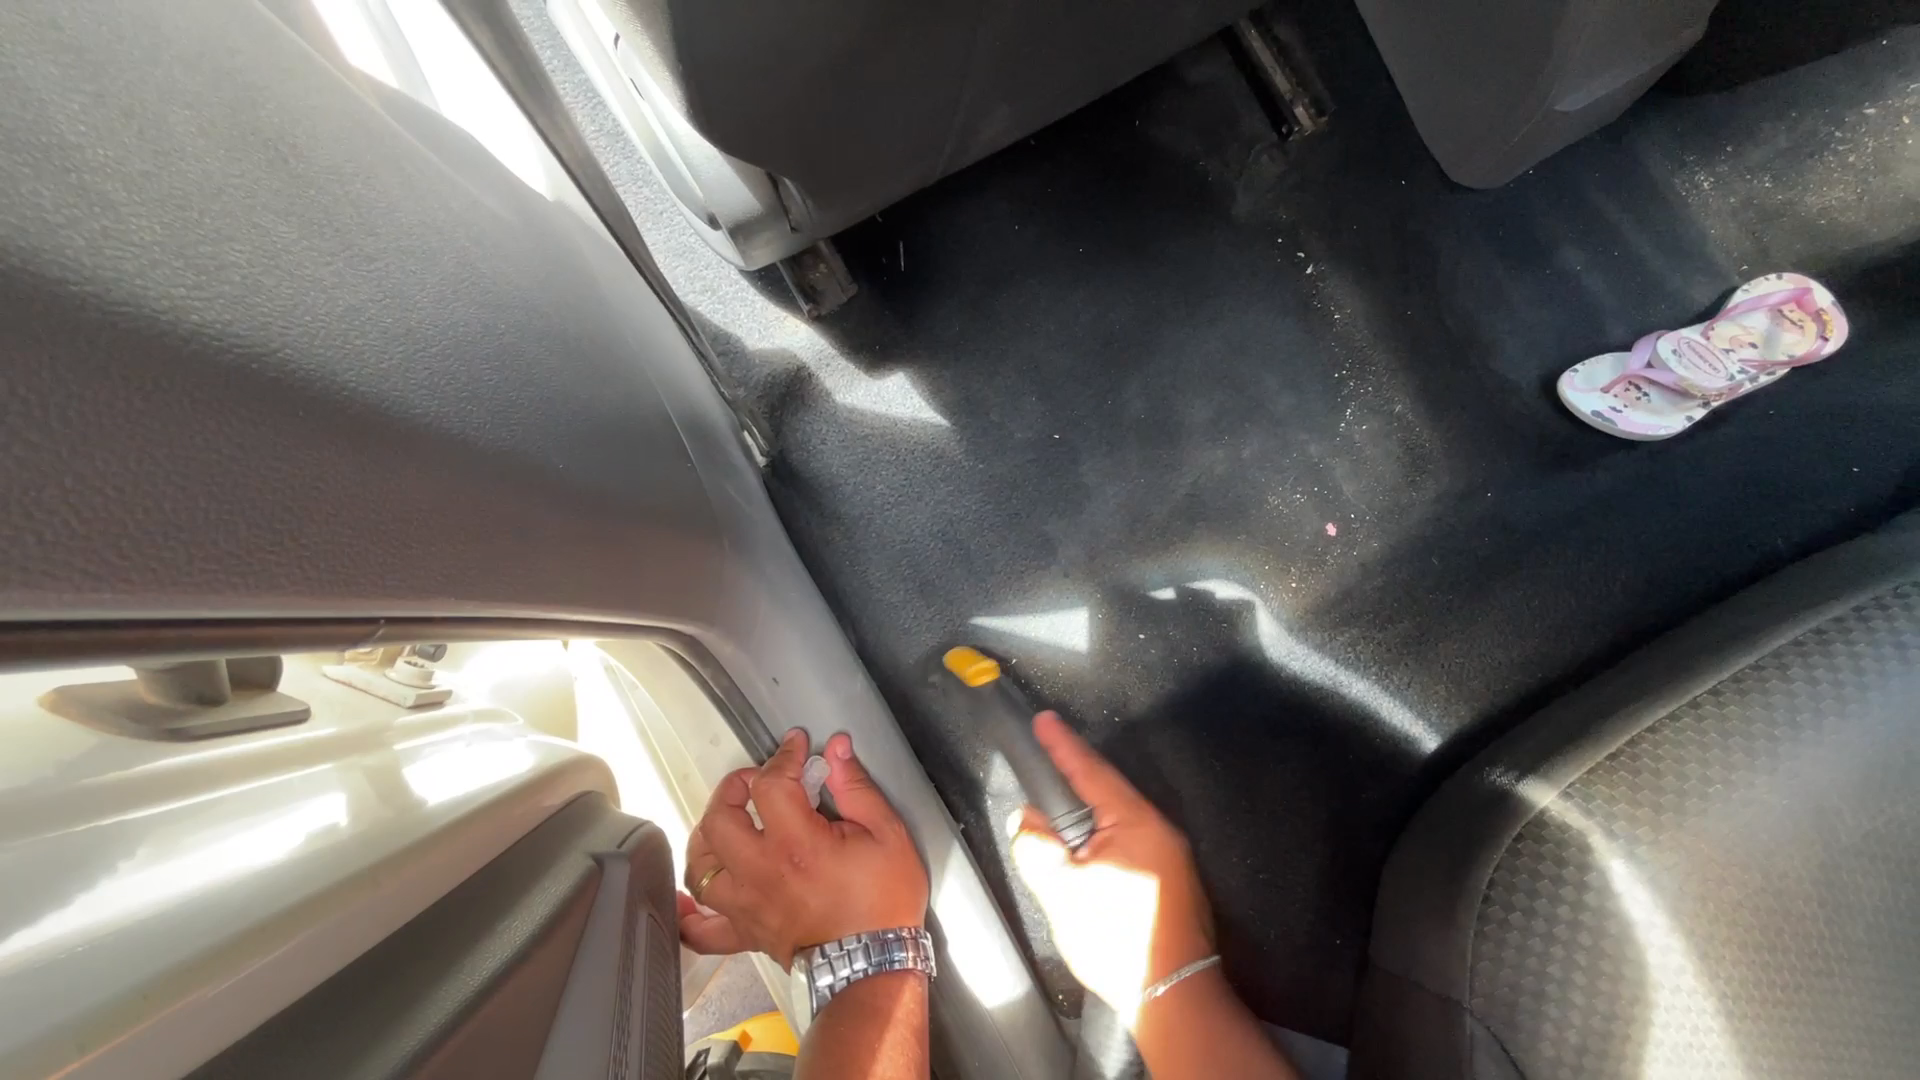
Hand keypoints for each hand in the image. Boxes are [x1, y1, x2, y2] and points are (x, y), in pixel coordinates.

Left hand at [679, 729, 928, 967]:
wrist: (875, 966)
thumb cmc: (884, 899)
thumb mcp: (886, 833)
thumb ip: (856, 786)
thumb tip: (836, 748)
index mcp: (796, 845)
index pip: (770, 784)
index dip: (782, 755)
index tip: (795, 744)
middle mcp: (760, 873)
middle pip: (718, 820)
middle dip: (733, 788)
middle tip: (757, 780)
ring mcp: (746, 906)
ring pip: (700, 866)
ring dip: (707, 835)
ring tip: (730, 821)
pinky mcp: (744, 934)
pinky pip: (700, 929)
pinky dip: (687, 911)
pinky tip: (688, 894)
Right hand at [1009, 711, 1215, 1021]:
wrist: (1174, 998)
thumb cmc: (1118, 940)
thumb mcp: (1063, 893)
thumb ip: (1037, 847)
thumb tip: (1027, 819)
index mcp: (1135, 822)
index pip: (1090, 771)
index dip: (1063, 745)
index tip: (1044, 719)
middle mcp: (1159, 830)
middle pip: (1108, 792)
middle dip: (1076, 777)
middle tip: (1047, 759)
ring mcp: (1170, 857)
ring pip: (1119, 819)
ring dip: (1089, 812)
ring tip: (1061, 809)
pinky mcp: (1171, 881)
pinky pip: (1129, 841)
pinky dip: (1104, 835)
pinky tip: (1089, 850)